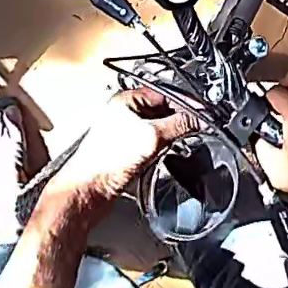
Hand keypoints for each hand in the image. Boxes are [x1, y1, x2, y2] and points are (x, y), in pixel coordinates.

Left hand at [42, 87, 193, 221]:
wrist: (85, 194)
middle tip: (192, 127)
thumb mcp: (151, 137)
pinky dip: (160, 147)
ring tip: (175, 143)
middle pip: (162, 109)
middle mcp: (124, 113)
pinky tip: (161, 155)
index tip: (201, 112)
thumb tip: (198, 118)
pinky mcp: (126, 151)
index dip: (184, 102)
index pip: (164, 92)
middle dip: (178, 119)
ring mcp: (124, 132)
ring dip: (169, 134)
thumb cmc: (103, 163)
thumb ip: (178, 124)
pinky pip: (151, 143)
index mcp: (126, 100)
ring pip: (158, 127)